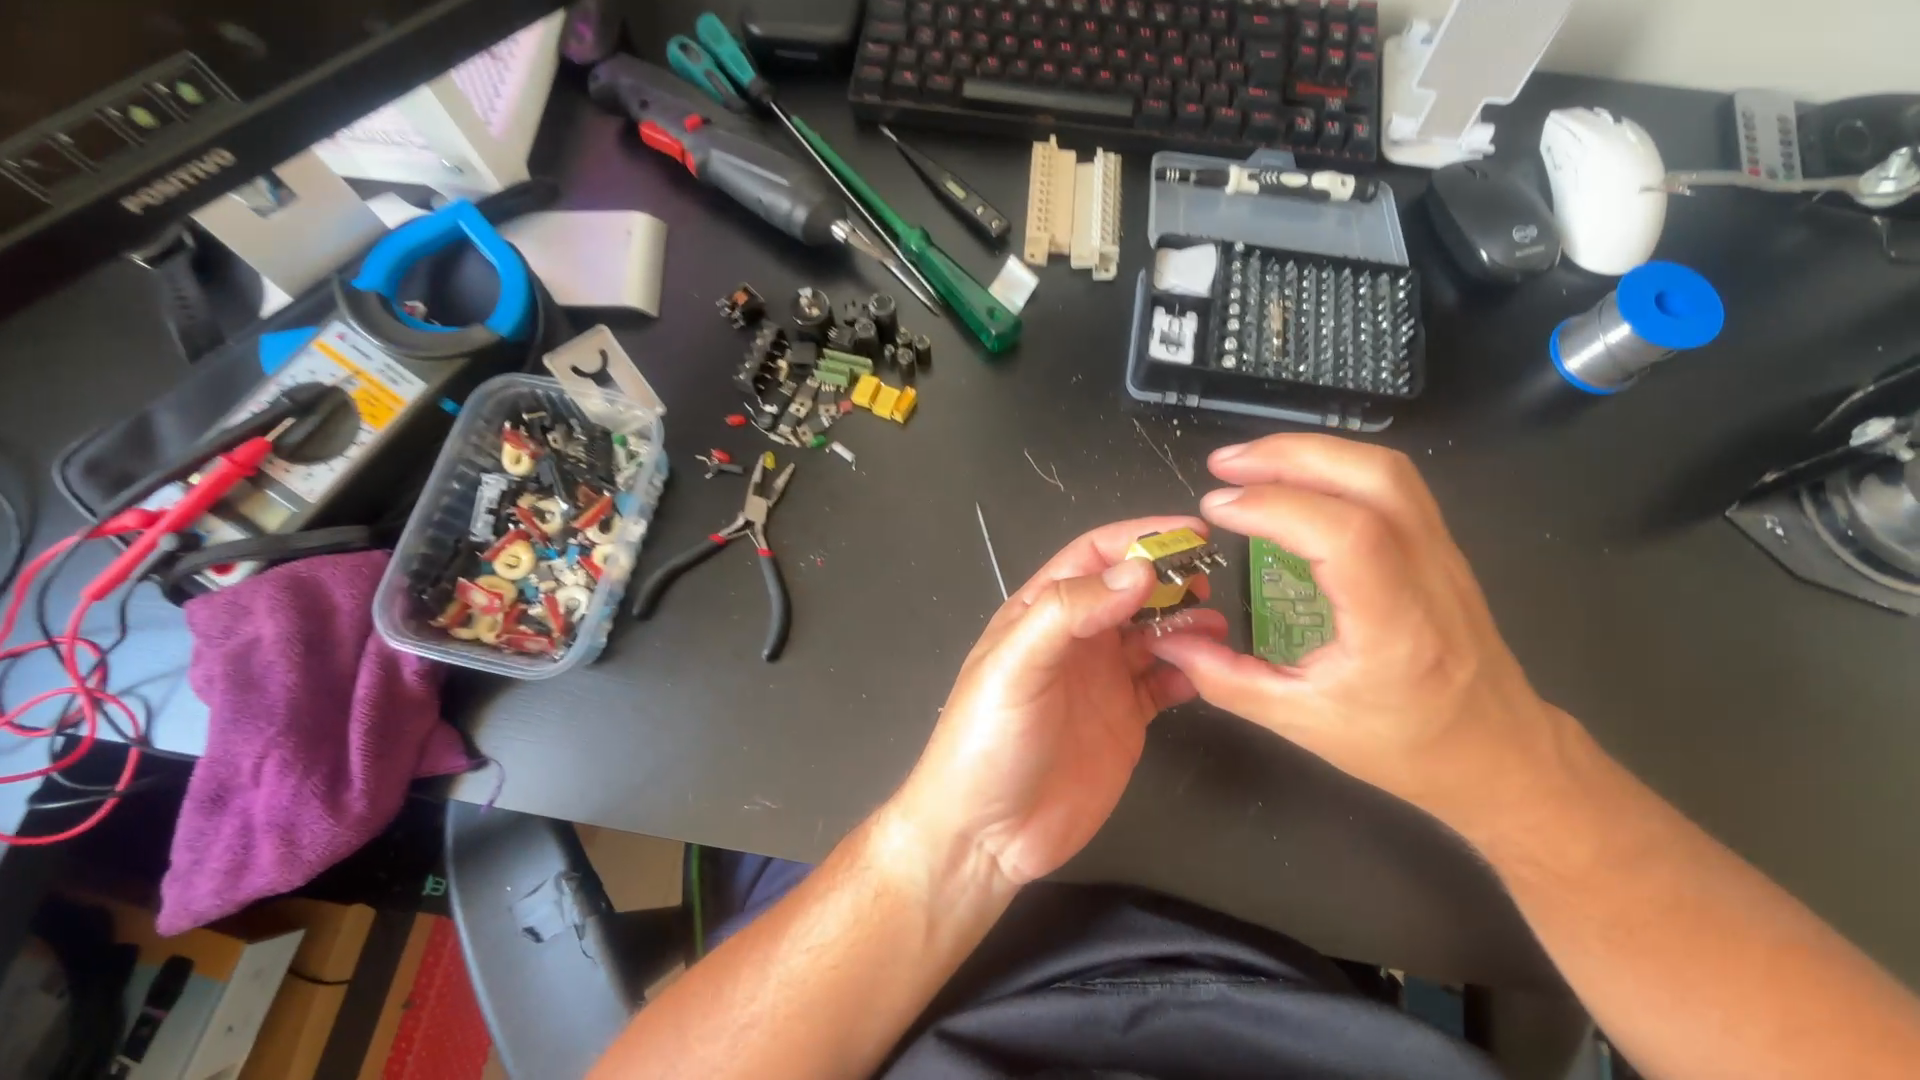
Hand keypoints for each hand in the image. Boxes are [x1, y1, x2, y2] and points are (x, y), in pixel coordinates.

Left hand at [888, 518, 1228, 887]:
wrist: (985, 836)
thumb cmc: (987, 742)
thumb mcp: (1016, 665)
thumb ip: (1069, 612)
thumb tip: (1139, 571)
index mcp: (1040, 613)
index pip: (1094, 557)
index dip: (1139, 538)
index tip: (1191, 531)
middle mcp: (1075, 640)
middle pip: (1131, 592)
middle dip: (1171, 578)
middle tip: (1212, 579)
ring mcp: (1102, 681)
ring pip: (1154, 635)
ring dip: (1186, 624)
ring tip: (1217, 626)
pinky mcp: (1125, 721)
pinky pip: (1165, 684)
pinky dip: (1190, 673)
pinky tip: (1208, 673)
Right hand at [1147, 435, 1564, 819]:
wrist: (1500, 754)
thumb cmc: (1404, 746)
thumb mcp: (1302, 723)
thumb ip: (1226, 679)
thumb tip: (1167, 641)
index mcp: (1395, 624)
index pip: (1344, 533)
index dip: (1274, 506)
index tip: (1217, 508)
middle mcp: (1428, 574)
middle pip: (1372, 477)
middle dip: (1290, 455)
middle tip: (1224, 465)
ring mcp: (1443, 554)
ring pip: (1388, 471)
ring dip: (1314, 452)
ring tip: (1251, 463)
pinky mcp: (1441, 549)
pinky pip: (1393, 486)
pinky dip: (1336, 467)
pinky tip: (1297, 481)